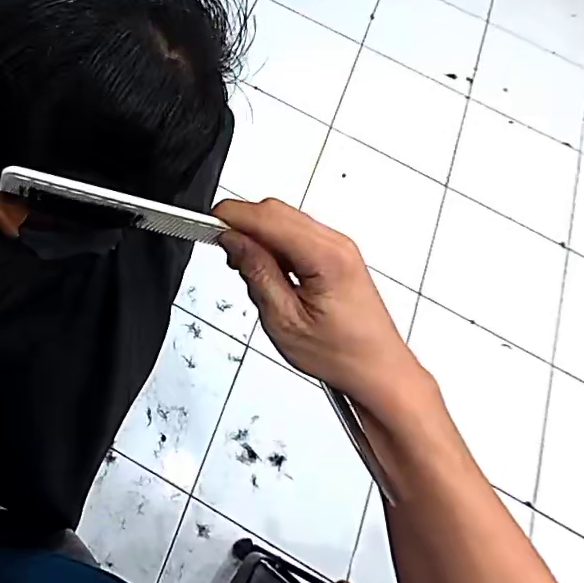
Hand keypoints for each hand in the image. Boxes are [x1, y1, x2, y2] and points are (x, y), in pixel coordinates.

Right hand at [214, 199, 429, 415]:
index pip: (266, 216)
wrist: (378, 372)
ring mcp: (338, 247)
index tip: (205, 228)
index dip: (230, 217)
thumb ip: (255, 272)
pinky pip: (293, 231)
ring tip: (244, 266)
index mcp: (325, 257)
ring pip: (282, 218)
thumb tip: (232, 239)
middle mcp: (336, 244)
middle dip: (240, 224)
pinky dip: (270, 241)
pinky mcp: (335, 253)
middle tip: (224, 252)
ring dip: (255, 234)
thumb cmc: (341, 354)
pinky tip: (264, 267)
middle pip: (273, 210)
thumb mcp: (283, 319)